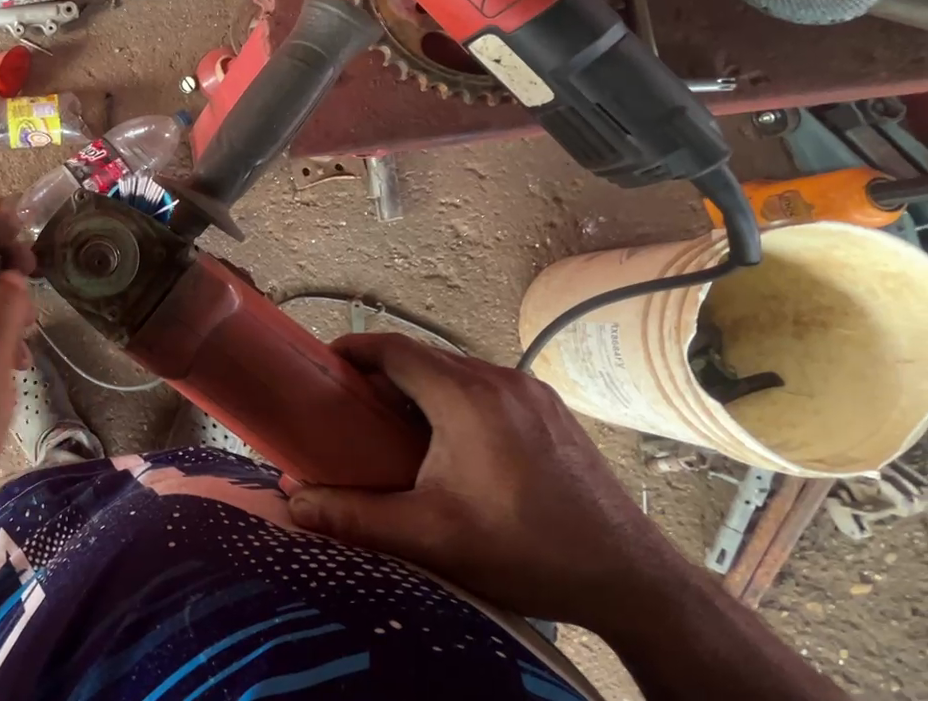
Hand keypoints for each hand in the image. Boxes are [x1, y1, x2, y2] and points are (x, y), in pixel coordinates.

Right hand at [282, 333, 692, 630]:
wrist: (634, 580)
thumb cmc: (527, 550)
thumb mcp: (430, 536)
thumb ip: (355, 516)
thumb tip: (293, 504)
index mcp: (465, 396)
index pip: (391, 347)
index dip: (351, 349)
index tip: (321, 365)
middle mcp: (499, 379)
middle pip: (421, 356)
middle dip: (379, 373)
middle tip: (349, 406)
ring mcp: (532, 393)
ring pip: (455, 371)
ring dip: (417, 386)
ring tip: (392, 425)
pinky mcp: (552, 411)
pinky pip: (485, 387)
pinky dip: (452, 398)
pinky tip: (448, 441)